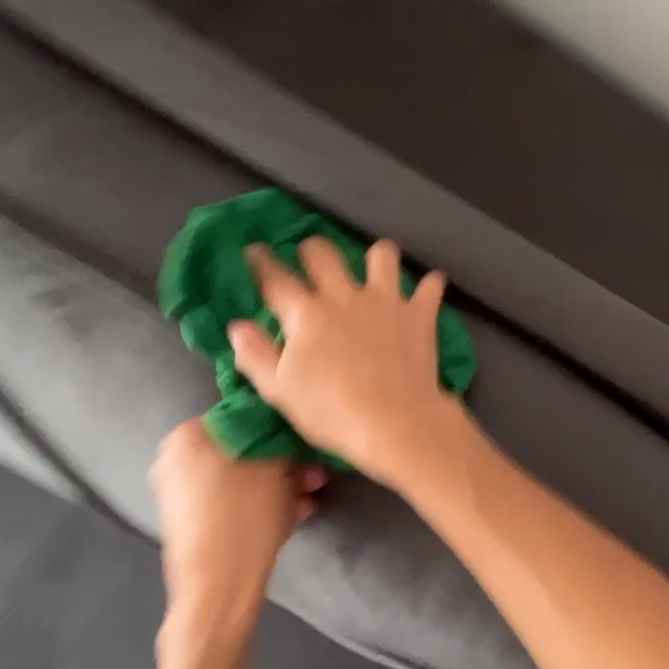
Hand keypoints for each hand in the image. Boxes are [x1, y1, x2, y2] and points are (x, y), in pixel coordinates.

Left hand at [148, 420, 325, 618]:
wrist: (218, 586)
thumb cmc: (245, 513)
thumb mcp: (276, 462)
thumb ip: (280, 433)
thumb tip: (287, 426)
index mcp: (188, 435)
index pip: (247, 413)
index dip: (285, 428)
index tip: (310, 444)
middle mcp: (176, 458)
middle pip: (246, 447)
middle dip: (286, 461)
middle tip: (316, 475)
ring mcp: (180, 492)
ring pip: (243, 475)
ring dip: (281, 483)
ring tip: (310, 498)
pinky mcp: (191, 520)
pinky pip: (234, 499)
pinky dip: (262, 502)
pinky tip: (294, 514)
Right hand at [227, 238, 479, 492]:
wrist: (396, 419)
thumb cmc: (331, 411)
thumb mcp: (280, 390)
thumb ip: (255, 354)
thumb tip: (238, 326)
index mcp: (307, 314)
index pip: (276, 280)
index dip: (262, 263)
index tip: (254, 250)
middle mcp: (345, 297)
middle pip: (324, 255)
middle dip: (313, 248)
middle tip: (310, 253)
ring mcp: (387, 301)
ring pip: (382, 255)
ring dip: (377, 256)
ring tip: (375, 265)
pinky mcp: (420, 313)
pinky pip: (431, 286)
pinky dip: (431, 285)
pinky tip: (430, 286)